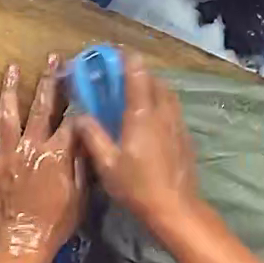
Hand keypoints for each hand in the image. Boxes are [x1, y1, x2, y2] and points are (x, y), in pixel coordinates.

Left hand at [0, 58, 85, 262]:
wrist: (22, 244)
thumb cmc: (56, 222)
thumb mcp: (81, 194)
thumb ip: (82, 163)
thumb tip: (87, 138)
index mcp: (58, 152)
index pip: (71, 119)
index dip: (79, 101)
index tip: (82, 84)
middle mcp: (33, 145)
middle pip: (42, 106)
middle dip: (49, 80)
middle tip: (53, 58)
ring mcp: (9, 153)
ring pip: (9, 114)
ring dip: (10, 90)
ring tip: (11, 69)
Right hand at [73, 54, 202, 233]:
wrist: (176, 209)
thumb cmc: (138, 186)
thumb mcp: (107, 164)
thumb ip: (92, 136)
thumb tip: (79, 115)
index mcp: (141, 113)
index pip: (136, 73)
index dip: (125, 58)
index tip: (113, 53)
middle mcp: (162, 110)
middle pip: (152, 78)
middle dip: (136, 71)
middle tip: (119, 76)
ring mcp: (176, 121)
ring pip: (165, 91)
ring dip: (150, 85)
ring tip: (134, 93)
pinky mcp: (184, 133)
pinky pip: (171, 105)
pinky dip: (159, 100)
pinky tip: (150, 117)